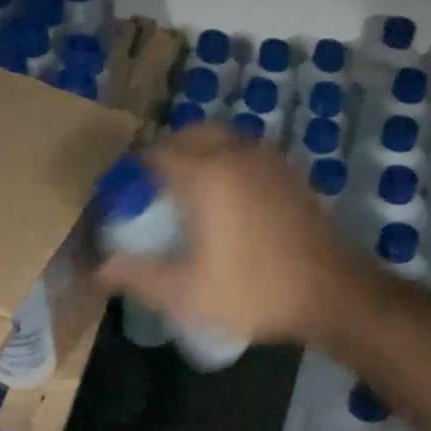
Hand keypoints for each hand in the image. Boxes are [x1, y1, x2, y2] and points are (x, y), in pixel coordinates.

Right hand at [97, 124, 382, 343]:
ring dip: (198, 156)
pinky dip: (228, 165)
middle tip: (151, 196)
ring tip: (186, 197)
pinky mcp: (292, 174)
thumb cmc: (255, 293)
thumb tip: (99, 268)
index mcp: (205, 173)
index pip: (153, 154)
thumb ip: (139, 276)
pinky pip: (247, 155)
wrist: (332, 294)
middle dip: (164, 158)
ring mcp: (269, 160)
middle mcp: (236, 152)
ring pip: (222, 140)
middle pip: (189, 136)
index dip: (131, 174)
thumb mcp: (187, 294)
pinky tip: (227, 204)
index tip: (122, 201)